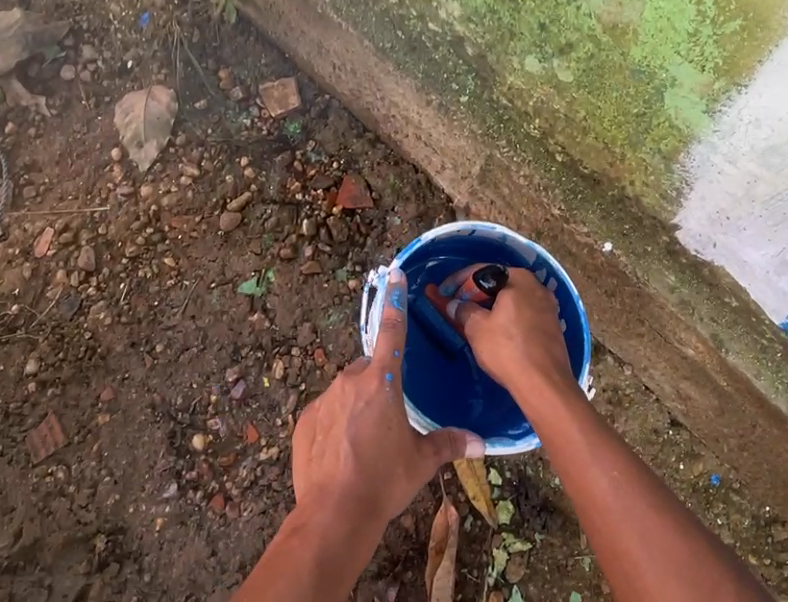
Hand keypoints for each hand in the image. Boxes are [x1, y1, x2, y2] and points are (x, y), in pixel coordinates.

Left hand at [290, 268, 483, 531]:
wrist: (334, 513)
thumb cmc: (384, 480)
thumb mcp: (421, 462)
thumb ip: (449, 443)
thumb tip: (482, 442)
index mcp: (383, 382)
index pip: (392, 332)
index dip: (395, 301)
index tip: (394, 273)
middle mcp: (351, 381)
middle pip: (369, 369)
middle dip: (379, 384)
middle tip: (388, 418)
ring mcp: (324, 399)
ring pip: (346, 390)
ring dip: (357, 405)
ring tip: (365, 443)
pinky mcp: (305, 420)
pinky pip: (326, 412)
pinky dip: (335, 424)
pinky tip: (343, 453)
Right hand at [425, 267, 573, 403]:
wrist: (544, 384)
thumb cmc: (508, 349)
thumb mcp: (477, 327)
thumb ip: (463, 310)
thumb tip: (455, 304)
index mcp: (519, 279)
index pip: (482, 271)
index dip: (459, 281)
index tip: (444, 292)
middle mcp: (537, 286)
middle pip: (499, 284)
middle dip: (476, 294)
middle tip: (457, 307)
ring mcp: (548, 307)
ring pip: (512, 300)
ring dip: (492, 307)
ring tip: (474, 320)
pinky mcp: (553, 327)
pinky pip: (523, 314)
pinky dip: (507, 318)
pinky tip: (497, 333)